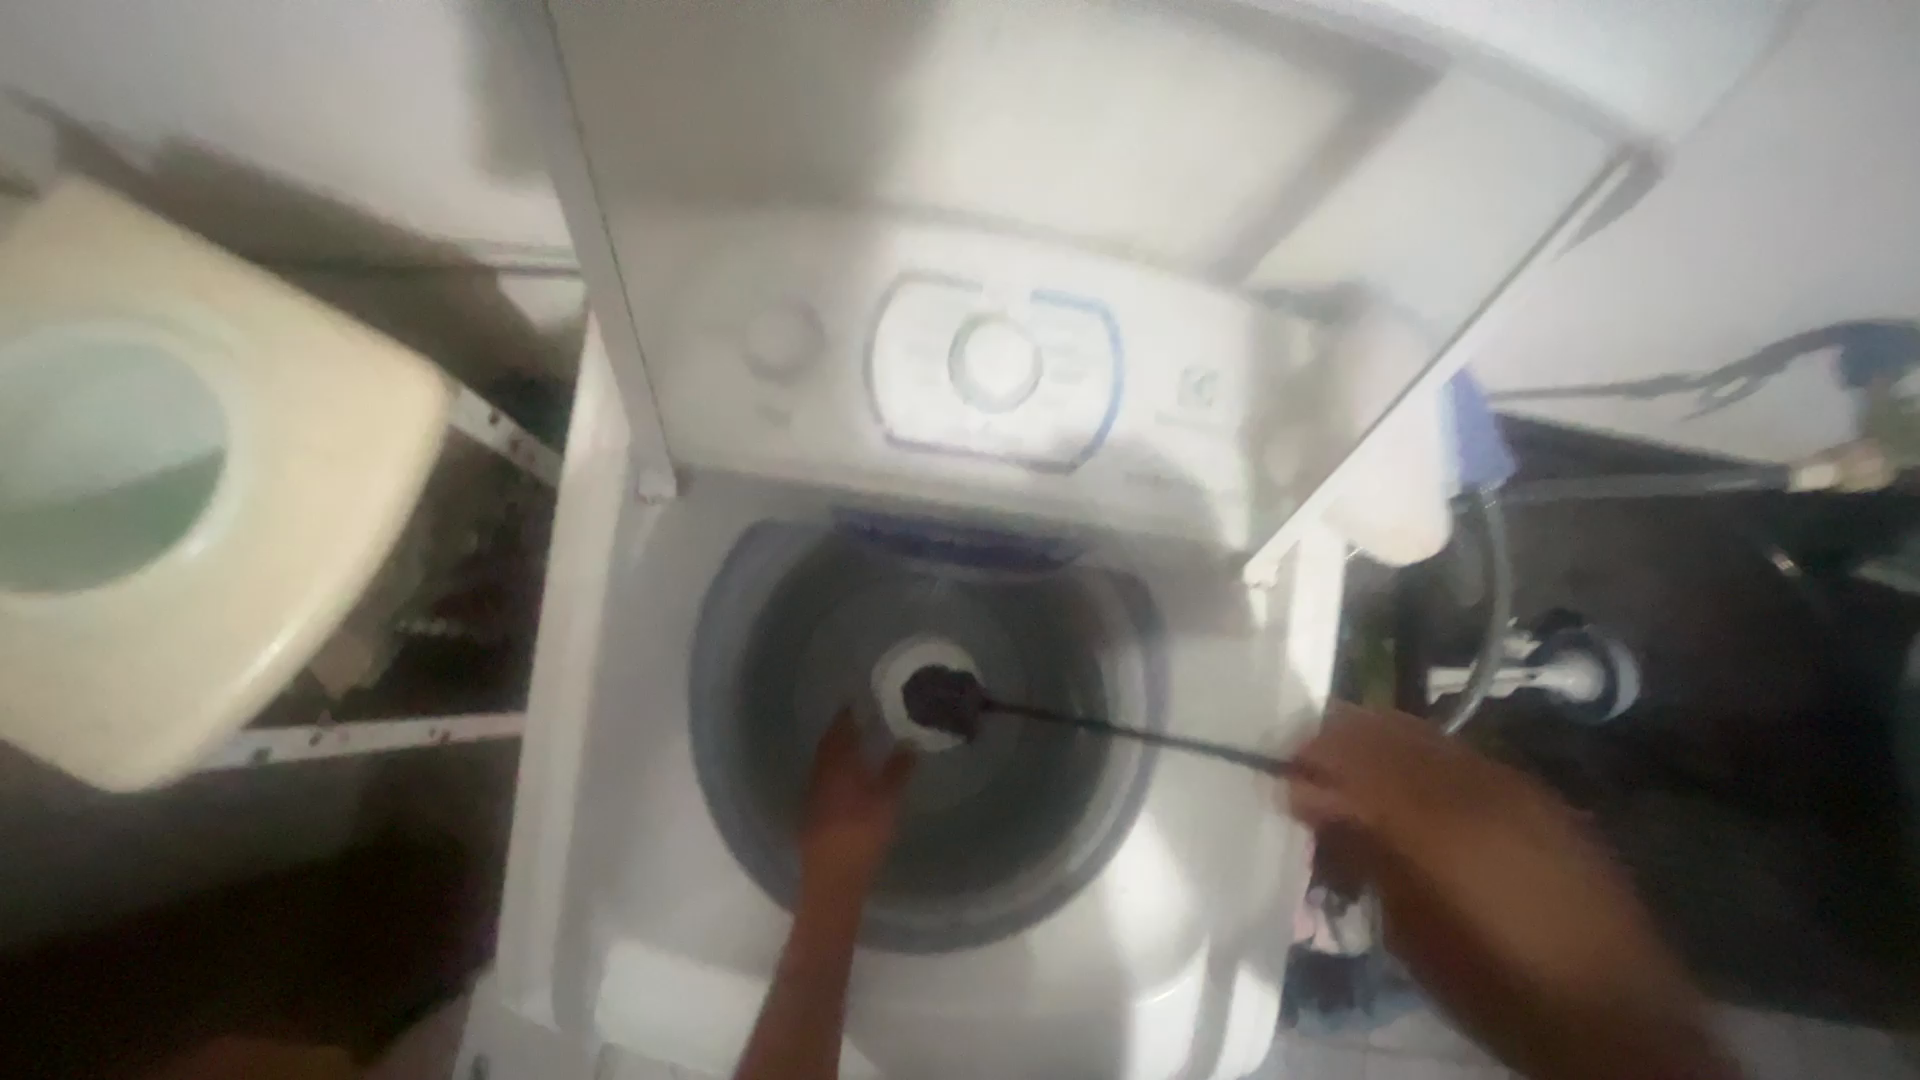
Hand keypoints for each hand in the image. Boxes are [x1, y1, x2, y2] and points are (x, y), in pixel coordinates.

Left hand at [800, 711, 914, 888]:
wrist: (833, 878)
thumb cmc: (863, 834)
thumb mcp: (889, 800)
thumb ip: (899, 769)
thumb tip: (909, 743)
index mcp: (838, 763)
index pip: (840, 729)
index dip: (848, 714)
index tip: (860, 701)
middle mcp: (820, 772)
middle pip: (829, 743)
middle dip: (842, 730)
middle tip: (860, 719)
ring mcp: (813, 793)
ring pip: (825, 762)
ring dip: (838, 750)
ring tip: (858, 745)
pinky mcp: (812, 813)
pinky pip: (823, 779)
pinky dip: (836, 770)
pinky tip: (849, 777)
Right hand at [1283, 704, 1734, 1079]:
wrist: (1619, 1024)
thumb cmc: (1493, 984)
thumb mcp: (1406, 927)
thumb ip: (1357, 849)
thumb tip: (1308, 799)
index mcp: (1434, 821)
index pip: (1349, 758)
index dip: (1307, 759)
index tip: (1280, 777)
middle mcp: (1473, 785)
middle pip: (1384, 731)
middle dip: (1336, 739)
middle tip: (1305, 765)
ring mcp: (1513, 785)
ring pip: (1424, 735)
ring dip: (1376, 743)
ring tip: (1351, 771)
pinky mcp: (1540, 797)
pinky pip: (1461, 756)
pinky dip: (1420, 759)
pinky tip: (1411, 789)